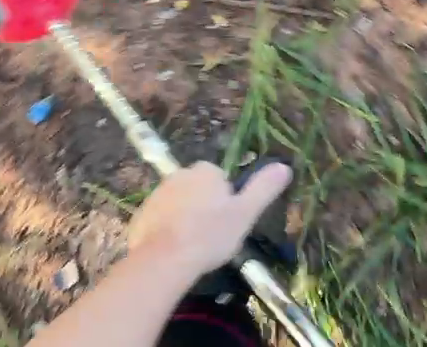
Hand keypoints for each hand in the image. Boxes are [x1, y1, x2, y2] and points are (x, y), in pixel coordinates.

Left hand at [126, 161, 291, 277]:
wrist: (163, 259)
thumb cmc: (209, 235)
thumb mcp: (245, 214)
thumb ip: (264, 189)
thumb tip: (285, 166)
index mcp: (206, 171)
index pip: (220, 180)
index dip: (225, 203)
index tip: (225, 225)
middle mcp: (180, 174)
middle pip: (198, 190)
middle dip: (203, 209)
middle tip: (210, 238)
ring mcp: (158, 193)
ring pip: (178, 205)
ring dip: (184, 220)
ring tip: (191, 248)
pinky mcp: (142, 214)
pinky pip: (160, 220)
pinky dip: (166, 232)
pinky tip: (172, 252)